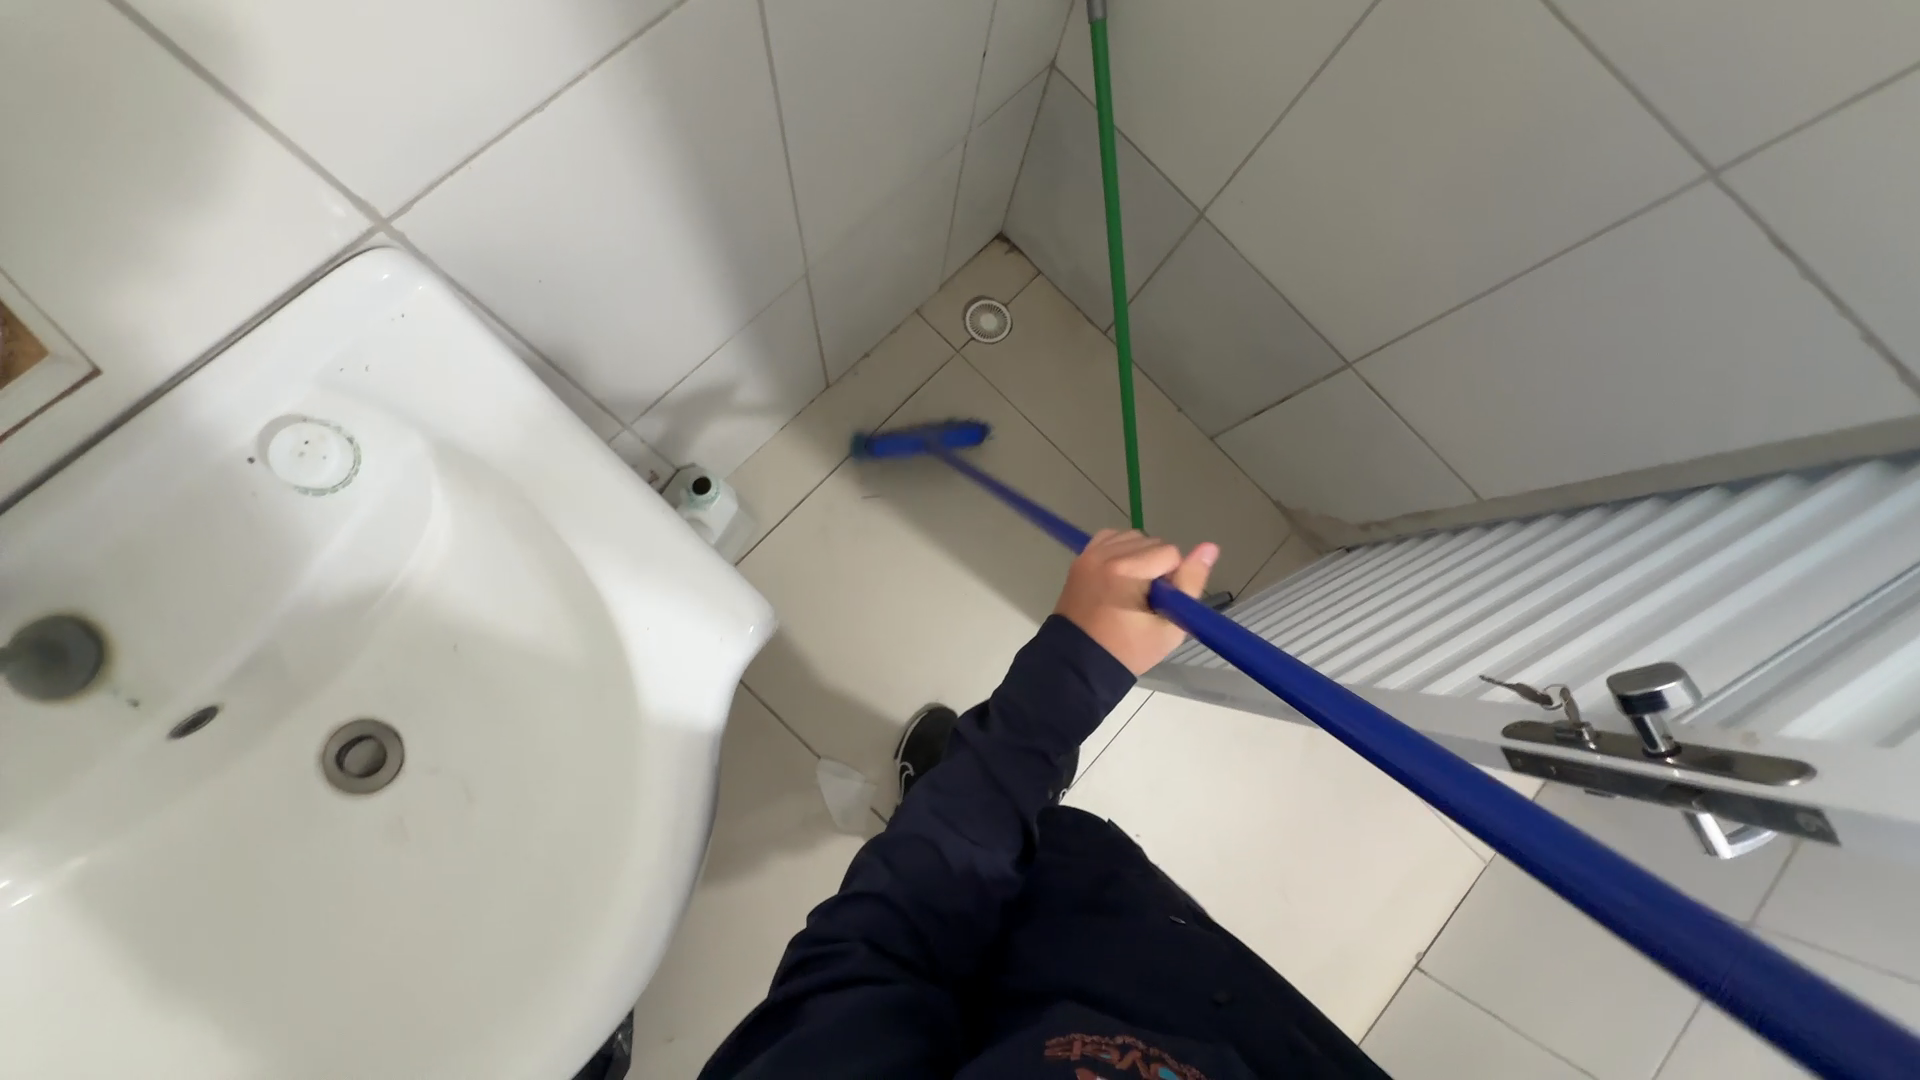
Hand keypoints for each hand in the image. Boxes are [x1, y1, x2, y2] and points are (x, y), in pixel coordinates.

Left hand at [1054, 529, 1217, 674]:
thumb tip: (1210, 547)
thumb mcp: (1169, 627)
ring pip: (1133, 537)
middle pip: (1152, 542)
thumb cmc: (1127, 650)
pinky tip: (1121, 574)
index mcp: (1124, 570)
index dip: (1173, 579)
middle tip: (1147, 600)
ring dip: (1141, 556)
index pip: (1170, 553)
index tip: (1161, 603)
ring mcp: (1089, 554)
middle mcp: (1105, 554)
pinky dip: (1121, 550)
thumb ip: (1190, 584)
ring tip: (1134, 588)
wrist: (1078, 661)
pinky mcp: (1080, 558)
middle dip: (1157, 567)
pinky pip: (1111, 537)